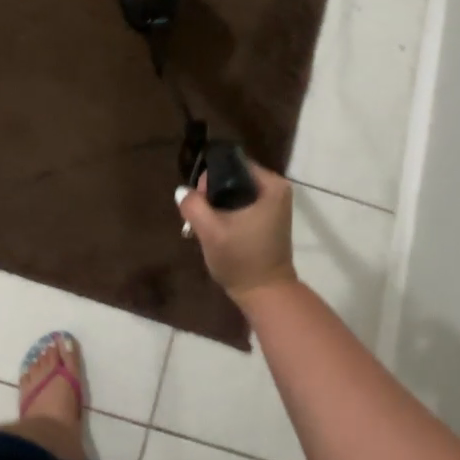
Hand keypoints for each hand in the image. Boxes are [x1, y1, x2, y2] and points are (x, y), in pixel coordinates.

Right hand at [178, 159, 298, 298]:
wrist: (266, 294)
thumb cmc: (242, 260)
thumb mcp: (211, 232)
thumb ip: (194, 206)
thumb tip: (182, 190)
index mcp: (271, 185)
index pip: (232, 165)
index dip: (210, 179)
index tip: (199, 201)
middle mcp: (277, 189)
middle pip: (234, 178)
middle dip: (213, 195)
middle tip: (200, 218)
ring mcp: (275, 205)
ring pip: (236, 193)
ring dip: (219, 207)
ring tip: (208, 226)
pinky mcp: (270, 219)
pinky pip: (244, 205)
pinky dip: (229, 214)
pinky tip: (219, 231)